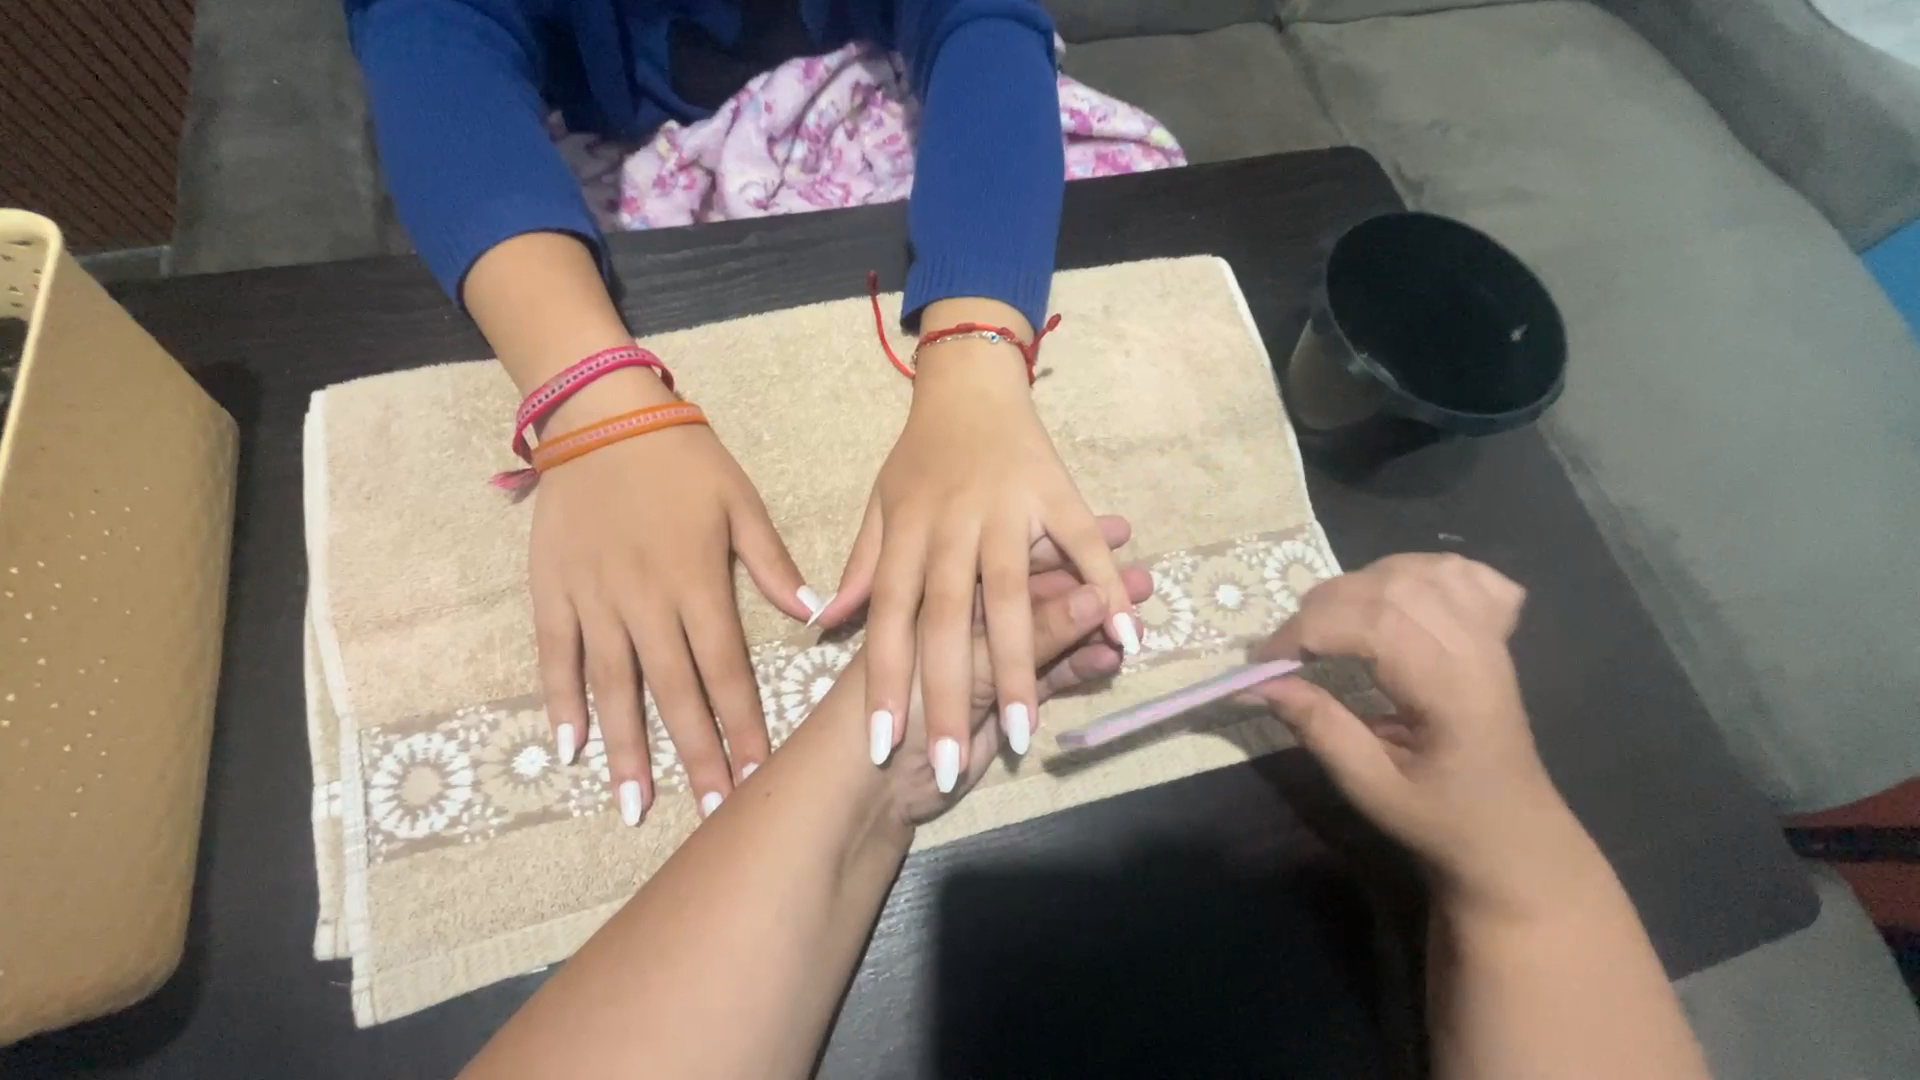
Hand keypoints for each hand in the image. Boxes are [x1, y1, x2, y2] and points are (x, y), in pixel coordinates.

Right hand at [530, 386, 818, 826]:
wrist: (602, 418)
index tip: (757, 774)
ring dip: (627, 747)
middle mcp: (646, 603)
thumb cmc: (683, 460)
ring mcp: (594, 601)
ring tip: (635, 804)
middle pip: (675, 692)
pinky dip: (560, 702)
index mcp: (698, 583)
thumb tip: (815, 612)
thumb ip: (774, 564)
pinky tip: (569, 747)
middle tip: (711, 809)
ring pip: (613, 686)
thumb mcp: (742, 502)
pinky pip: (555, 656)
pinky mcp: (553, 592)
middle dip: (697, 754)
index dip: (743, 725)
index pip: (726, 670)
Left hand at [818, 300, 1138, 793]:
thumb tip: (826, 622)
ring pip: (1014, 594)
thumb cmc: (922, 454)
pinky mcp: (1057, 494)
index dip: (883, 677)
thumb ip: (861, 564)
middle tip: (948, 763)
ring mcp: (1007, 509)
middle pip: (948, 616)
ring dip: (1023, 665)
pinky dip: (1105, 589)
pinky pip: (1082, 546)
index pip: (890, 613)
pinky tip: (1123, 642)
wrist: (969, 383)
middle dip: (948, 693)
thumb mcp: (880, 504)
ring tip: (1027, 732)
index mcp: (907, 531)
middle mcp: (952, 524)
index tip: (879, 743)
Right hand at [1241, 554, 1587, 918]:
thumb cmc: (1442, 819)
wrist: (1515, 836)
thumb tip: (1258, 684)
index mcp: (1451, 690)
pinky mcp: (1494, 632)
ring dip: (1358, 583)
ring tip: (1331, 623)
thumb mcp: (1370, 787)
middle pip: (1390, 587)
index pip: (1373, 625)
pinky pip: (1460, 574)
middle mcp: (1476, 649)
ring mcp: (1490, 635)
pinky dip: (1416, 570)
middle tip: (1291, 649)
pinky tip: (1392, 595)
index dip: (1306, 630)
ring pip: (1418, 571)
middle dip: (1322, 607)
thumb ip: (1318, 728)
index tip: (1265, 662)